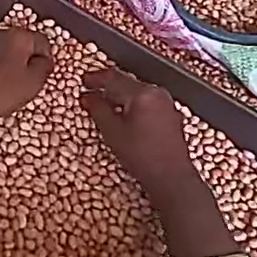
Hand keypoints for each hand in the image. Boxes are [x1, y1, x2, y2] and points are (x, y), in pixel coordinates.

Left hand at [0, 26, 52, 133]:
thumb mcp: (34, 82)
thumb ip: (45, 67)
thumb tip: (45, 62)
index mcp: (19, 36)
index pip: (43, 41)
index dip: (47, 58)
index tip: (46, 71)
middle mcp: (1, 34)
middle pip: (24, 44)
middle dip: (29, 61)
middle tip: (31, 81)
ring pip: (8, 51)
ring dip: (13, 65)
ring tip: (13, 87)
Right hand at [79, 68, 204, 203]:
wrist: (171, 178)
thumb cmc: (141, 156)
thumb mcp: (113, 132)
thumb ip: (98, 110)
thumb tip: (88, 98)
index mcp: (143, 93)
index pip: (114, 79)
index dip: (96, 78)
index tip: (84, 81)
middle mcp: (157, 93)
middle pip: (127, 83)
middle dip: (108, 87)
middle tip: (91, 90)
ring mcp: (166, 104)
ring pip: (137, 93)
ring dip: (120, 96)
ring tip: (104, 103)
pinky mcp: (170, 116)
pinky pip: (146, 102)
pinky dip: (132, 105)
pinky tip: (123, 115)